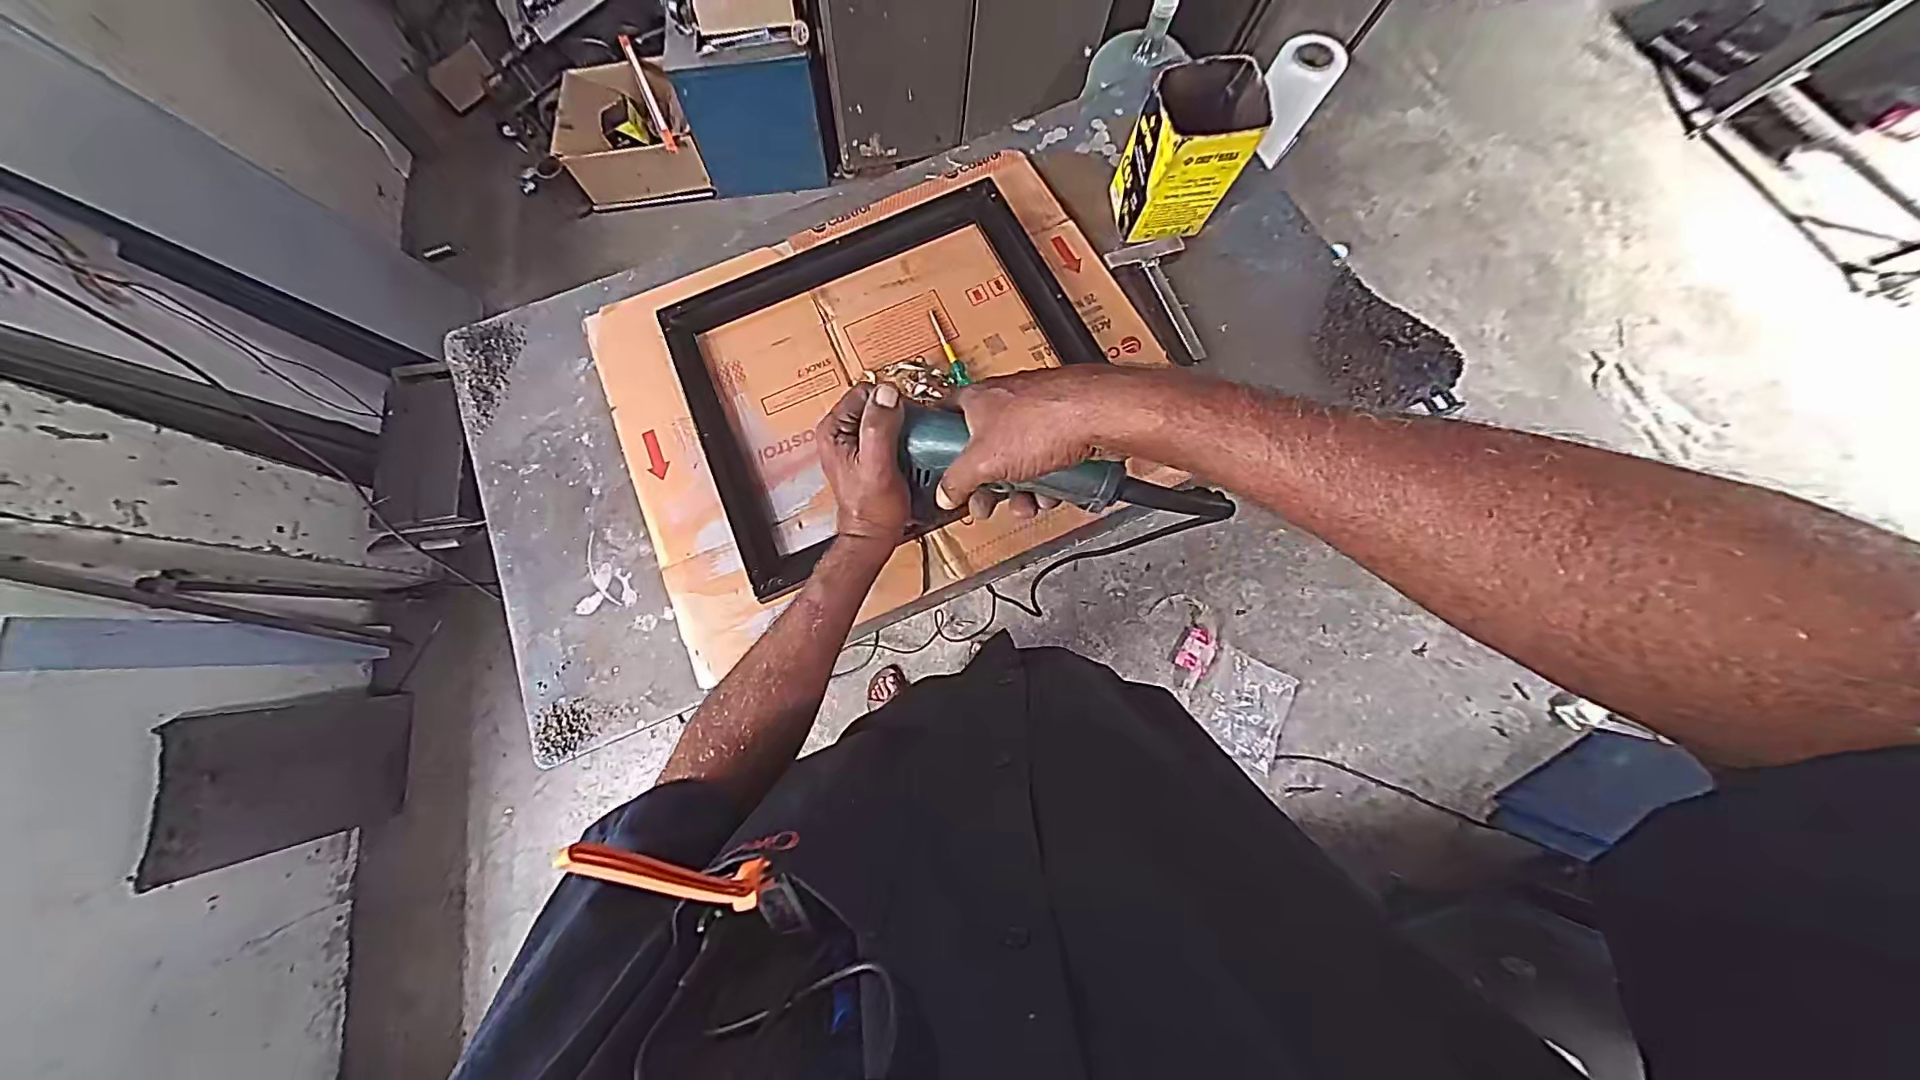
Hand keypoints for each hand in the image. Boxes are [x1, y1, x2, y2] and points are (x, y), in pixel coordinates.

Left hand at [816, 382, 909, 545]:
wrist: (874, 535)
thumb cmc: (871, 509)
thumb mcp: (878, 465)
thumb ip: (879, 427)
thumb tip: (887, 394)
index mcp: (833, 431)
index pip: (864, 392)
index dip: (889, 401)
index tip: (905, 416)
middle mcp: (841, 434)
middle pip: (876, 403)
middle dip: (897, 413)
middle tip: (911, 431)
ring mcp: (855, 444)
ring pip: (885, 417)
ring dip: (902, 426)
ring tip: (912, 442)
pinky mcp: (870, 454)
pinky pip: (890, 434)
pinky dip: (903, 438)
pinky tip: (910, 451)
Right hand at [935, 366, 1139, 519]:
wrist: (1101, 416)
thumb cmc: (1047, 420)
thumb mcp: (984, 461)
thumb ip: (957, 480)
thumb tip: (944, 493)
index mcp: (978, 400)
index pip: (944, 416)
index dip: (937, 444)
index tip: (938, 468)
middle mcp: (1006, 403)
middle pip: (983, 450)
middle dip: (987, 484)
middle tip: (986, 503)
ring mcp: (1036, 416)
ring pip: (1016, 461)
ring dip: (1019, 490)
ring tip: (1027, 504)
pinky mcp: (1062, 430)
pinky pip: (1044, 462)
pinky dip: (1045, 481)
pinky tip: (1051, 493)